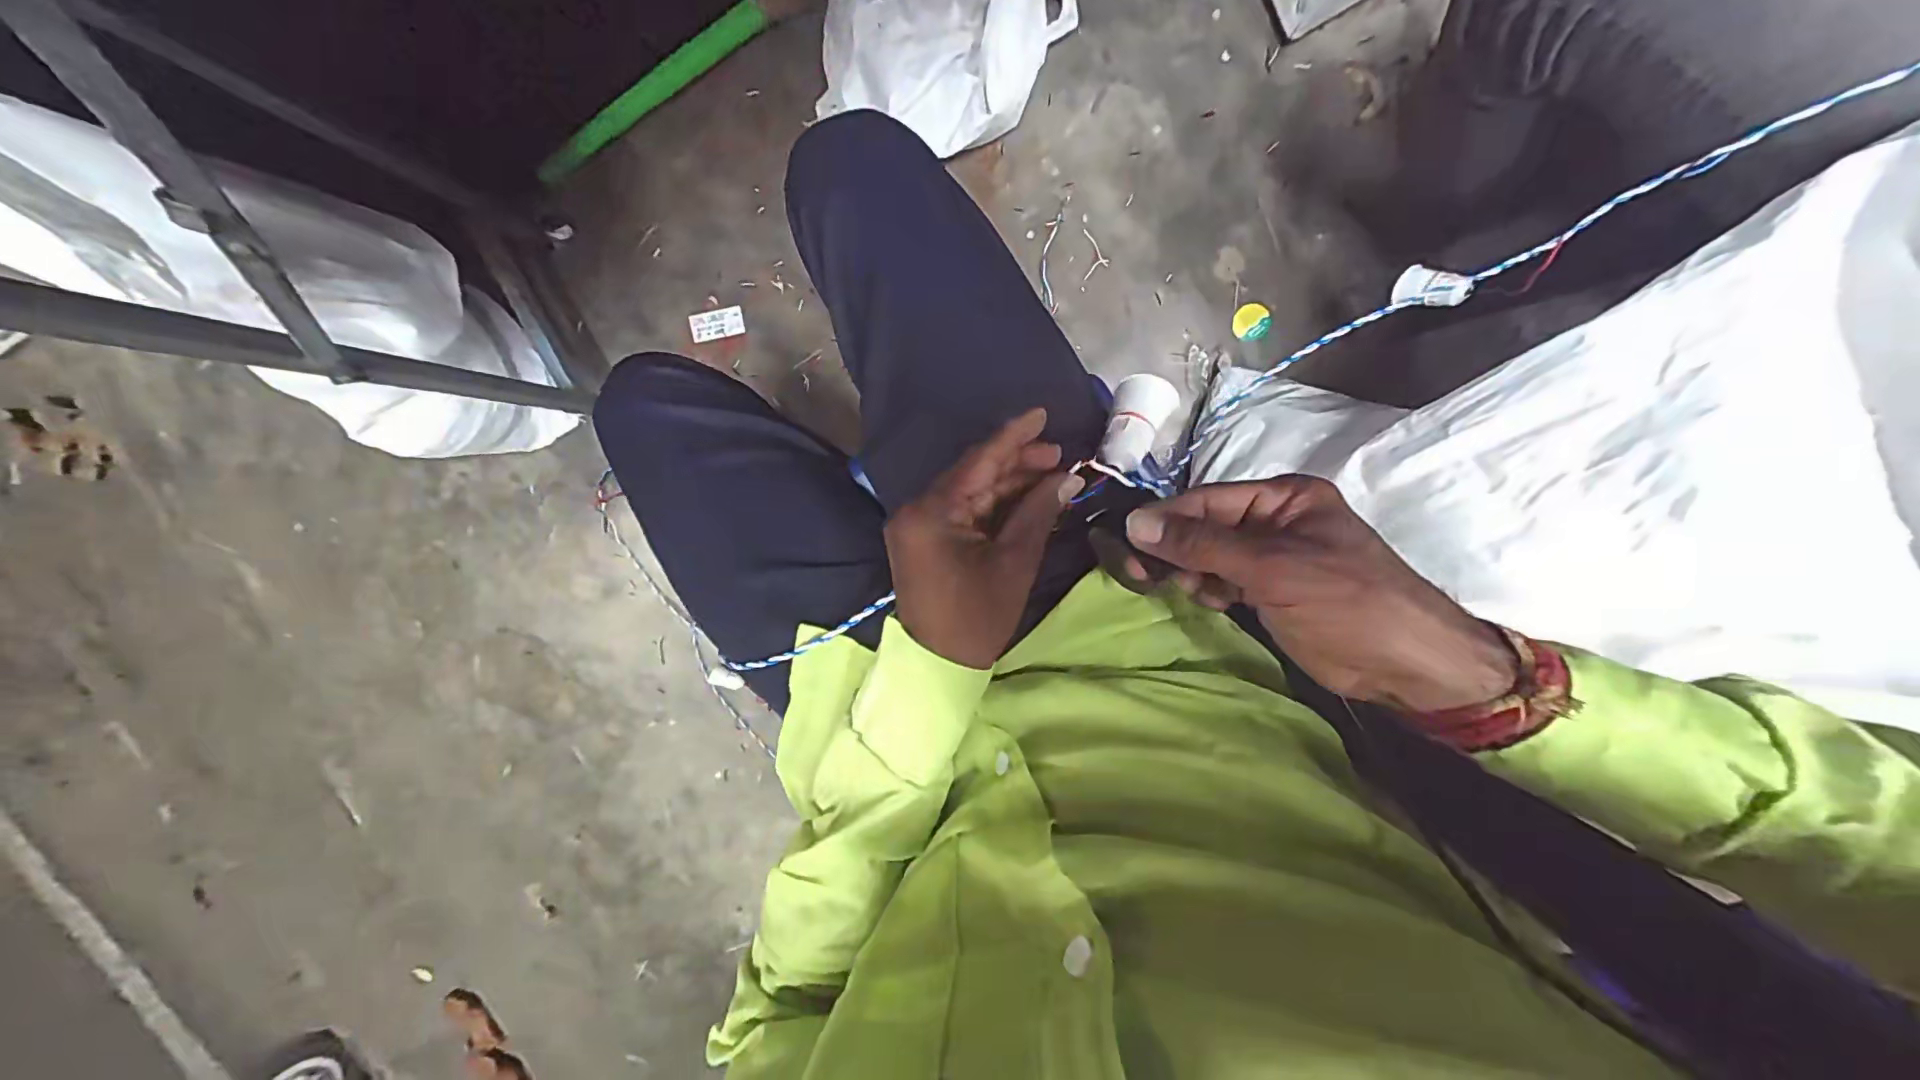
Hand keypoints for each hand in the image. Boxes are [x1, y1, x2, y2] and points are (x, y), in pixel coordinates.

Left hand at [886, 408, 1082, 668]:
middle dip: (1017, 462)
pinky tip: (1026, 495)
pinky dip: (994, 503)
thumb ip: (1037, 511)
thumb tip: (1068, 475)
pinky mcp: (925, 537)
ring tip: (1051, 472)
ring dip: (1008, 481)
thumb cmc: (978, 617)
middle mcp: (917, 509)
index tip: (1042, 414)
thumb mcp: (1014, 562)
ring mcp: (918, 523)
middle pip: (973, 473)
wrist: (940, 665)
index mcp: (931, 512)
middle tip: (1059, 455)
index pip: (978, 462)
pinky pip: (963, 509)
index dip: (1013, 437)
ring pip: (970, 490)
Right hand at [1124, 475, 1518, 712]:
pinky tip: (1210, 601)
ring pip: (1207, 556)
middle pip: (1203, 526)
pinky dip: (1206, 589)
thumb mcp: (1271, 567)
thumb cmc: (1346, 602)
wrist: (1406, 665)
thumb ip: (1201, 544)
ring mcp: (1270, 557)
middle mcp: (1273, 521)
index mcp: (1283, 498)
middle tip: (1142, 575)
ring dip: (1188, 572)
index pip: (1207, 500)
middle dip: (1173, 549)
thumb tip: (1136, 522)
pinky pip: (1220, 580)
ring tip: (1184, 591)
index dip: (1166, 519)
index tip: (1127, 541)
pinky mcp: (1267, 590)